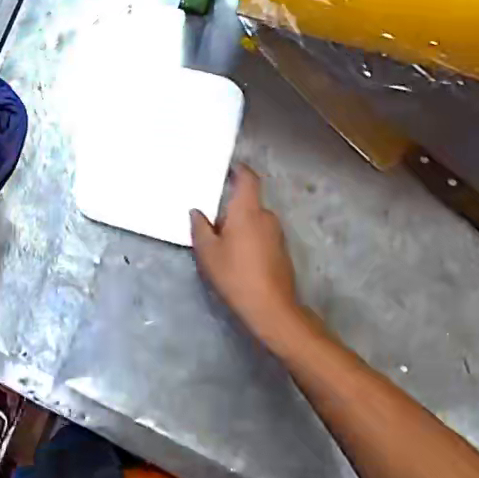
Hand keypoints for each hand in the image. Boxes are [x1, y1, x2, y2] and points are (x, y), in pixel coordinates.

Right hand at [190, 164, 308, 344]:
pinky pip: (262, 234)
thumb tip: (197, 211)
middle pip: (249, 202)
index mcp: (248, 210)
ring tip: (221, 242)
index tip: (228, 169)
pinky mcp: (281, 250)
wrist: (271, 308)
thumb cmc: (235, 274)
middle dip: (232, 207)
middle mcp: (266, 216)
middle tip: (211, 220)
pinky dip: (250, 238)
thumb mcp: (207, 251)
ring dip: (241, 225)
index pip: (248, 178)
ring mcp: (277, 234)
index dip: (239, 170)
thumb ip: (200, 227)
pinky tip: (237, 257)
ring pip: (255, 220)